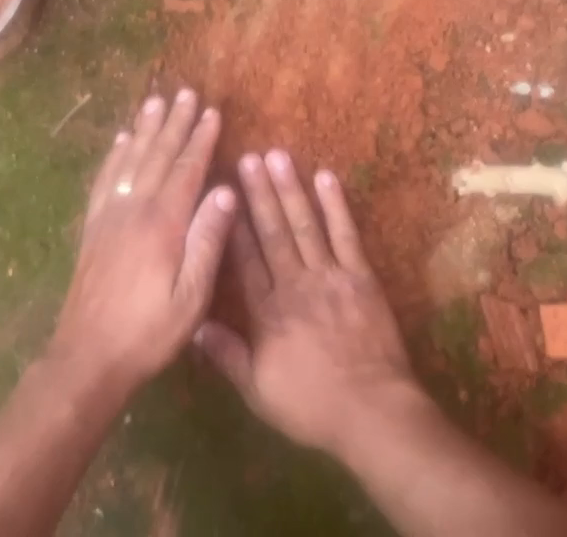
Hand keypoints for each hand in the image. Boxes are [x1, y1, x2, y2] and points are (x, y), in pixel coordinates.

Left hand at [48, 91, 237, 394]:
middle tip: (186, 93)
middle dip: (174, 123)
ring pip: (130, 160)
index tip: (212, 112)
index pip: (187, 170)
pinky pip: (104, 180)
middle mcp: (134, 209)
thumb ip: (208, 241)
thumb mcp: (191, 295)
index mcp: (163, 223)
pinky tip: (121, 142)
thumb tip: (226, 191)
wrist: (87, 357)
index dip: (201, 139)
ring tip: (155, 102)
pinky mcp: (93, 229)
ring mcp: (109, 217)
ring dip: (145, 129)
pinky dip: (114, 156)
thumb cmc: (149, 331)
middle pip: (157, 155)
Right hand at [193, 150, 422, 457]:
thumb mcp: (258, 390)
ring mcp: (330, 276)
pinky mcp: (360, 276)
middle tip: (248, 158)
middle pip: (273, 232)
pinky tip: (326, 177)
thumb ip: (228, 356)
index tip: (222, 194)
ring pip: (305, 225)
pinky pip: (346, 235)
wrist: (371, 410)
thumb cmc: (312, 405)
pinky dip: (336, 205)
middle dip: (259, 194)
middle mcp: (294, 284)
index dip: (233, 226)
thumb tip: (195, 328)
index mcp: (267, 312)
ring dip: (291, 189)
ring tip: (277, 156)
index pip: (245, 260)